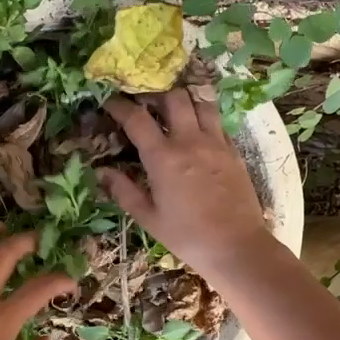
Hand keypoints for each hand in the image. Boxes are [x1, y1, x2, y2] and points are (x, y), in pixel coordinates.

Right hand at [98, 88, 268, 278]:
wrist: (236, 246)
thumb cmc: (186, 236)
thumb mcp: (147, 217)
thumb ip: (123, 191)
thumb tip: (102, 172)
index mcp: (163, 158)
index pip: (137, 119)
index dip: (119, 106)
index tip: (109, 101)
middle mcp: (190, 141)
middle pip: (173, 98)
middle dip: (155, 93)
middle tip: (143, 100)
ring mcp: (216, 142)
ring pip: (200, 101)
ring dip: (184, 98)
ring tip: (172, 105)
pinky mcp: (233, 150)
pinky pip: (217, 121)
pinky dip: (203, 116)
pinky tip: (196, 128)